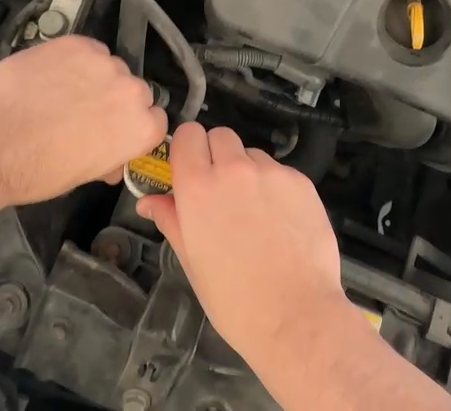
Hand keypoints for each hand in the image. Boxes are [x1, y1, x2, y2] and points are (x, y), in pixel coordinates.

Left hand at [0, 36, 166, 207]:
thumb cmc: (36, 172)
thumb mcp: (82, 177)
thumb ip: (107, 160)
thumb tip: (112, 160)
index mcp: (140, 128)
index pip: (156, 120)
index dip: (134, 126)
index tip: (115, 131)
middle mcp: (131, 91)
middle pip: (134, 90)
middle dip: (115, 100)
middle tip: (84, 113)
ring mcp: (104, 63)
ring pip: (109, 66)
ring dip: (94, 77)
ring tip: (61, 92)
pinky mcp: (76, 43)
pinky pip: (86, 48)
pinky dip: (73, 59)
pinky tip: (50, 74)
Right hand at [136, 124, 360, 365]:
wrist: (296, 316)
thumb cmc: (234, 299)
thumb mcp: (192, 262)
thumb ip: (172, 221)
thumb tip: (149, 201)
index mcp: (198, 187)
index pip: (188, 135)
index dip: (189, 149)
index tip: (192, 168)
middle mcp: (233, 169)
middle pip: (220, 136)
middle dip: (218, 156)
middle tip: (222, 192)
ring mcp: (271, 172)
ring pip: (252, 154)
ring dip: (248, 173)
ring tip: (256, 213)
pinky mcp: (301, 181)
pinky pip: (281, 172)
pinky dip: (276, 188)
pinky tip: (282, 222)